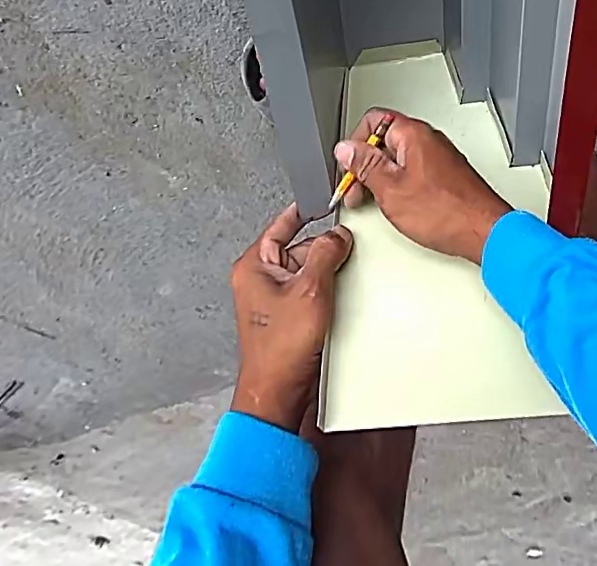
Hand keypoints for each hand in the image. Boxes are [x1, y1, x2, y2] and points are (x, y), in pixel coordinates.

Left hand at [229, 203, 353, 432]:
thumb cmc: (280, 352)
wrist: (279, 395)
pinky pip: (311, 289)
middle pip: (301, 246)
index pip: (282, 224)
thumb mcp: (310, 290)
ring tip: (334, 288)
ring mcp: (274, 297)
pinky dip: (326, 290)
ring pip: (309, 268)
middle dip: (324, 250)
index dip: (305, 211)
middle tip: (342, 253)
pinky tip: (334, 300)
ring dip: (327, 273)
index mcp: (254, 265)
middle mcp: (261, 278)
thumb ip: (326, 254)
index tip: (324, 202)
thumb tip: (338, 235)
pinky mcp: (288, 314)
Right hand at [334, 109, 511, 263]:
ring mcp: (437, 156)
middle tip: (358, 189)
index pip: (373, 120)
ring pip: (397, 157)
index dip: (355, 143)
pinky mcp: (444, 174)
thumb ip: (365, 165)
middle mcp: (427, 139)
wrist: (483, 232)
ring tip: (376, 201)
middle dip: (366, 164)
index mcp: (413, 134)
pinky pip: (412, 170)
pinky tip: (398, 205)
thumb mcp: (390, 189)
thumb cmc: (447, 212)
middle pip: (384, 139)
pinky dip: (399, 184)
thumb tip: (346, 149)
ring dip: (381, 177)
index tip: (349, 167)